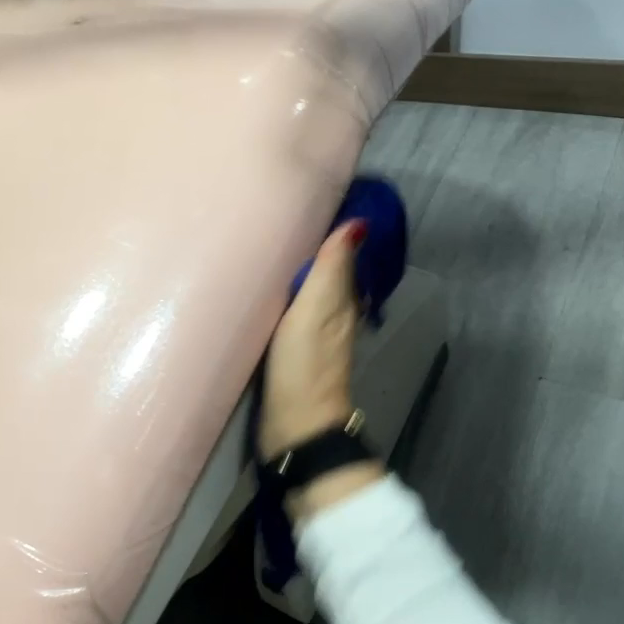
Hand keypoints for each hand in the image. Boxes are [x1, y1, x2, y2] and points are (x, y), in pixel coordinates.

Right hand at [262, 220, 387, 522]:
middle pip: (325, 266)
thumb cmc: (305, 367)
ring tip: (267, 239)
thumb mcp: (315, 312)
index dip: (332, 224)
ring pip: (308, 287)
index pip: (342, 250)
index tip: (311, 194)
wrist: (295, 428)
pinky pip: (290, 307)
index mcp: (342, 299)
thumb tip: (359, 223)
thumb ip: (331, 270)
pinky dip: (282, 291)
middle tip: (279, 210)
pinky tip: (263, 286)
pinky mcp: (291, 348)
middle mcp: (333, 310)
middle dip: (311, 240)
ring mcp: (312, 331)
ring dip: (294, 266)